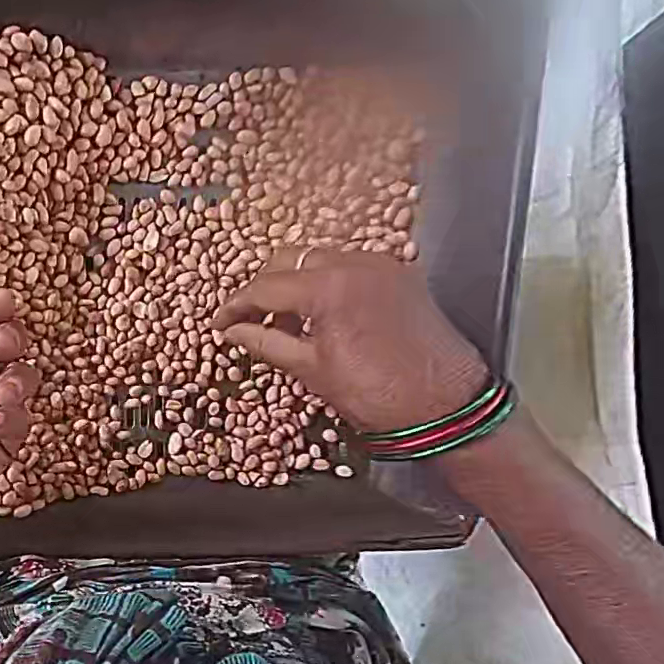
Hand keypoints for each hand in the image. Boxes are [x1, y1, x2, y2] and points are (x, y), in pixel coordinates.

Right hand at [211, 250, 489, 432]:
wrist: (444, 404)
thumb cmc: (373, 392)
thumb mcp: (309, 369)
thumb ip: (264, 342)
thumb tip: (231, 331)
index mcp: (329, 286)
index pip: (265, 286)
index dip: (235, 305)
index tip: (219, 323)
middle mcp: (356, 263)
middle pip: (289, 260)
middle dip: (263, 289)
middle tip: (248, 321)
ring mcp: (381, 265)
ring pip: (318, 260)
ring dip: (293, 286)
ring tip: (283, 326)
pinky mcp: (399, 275)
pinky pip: (348, 268)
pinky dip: (323, 285)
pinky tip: (318, 318)